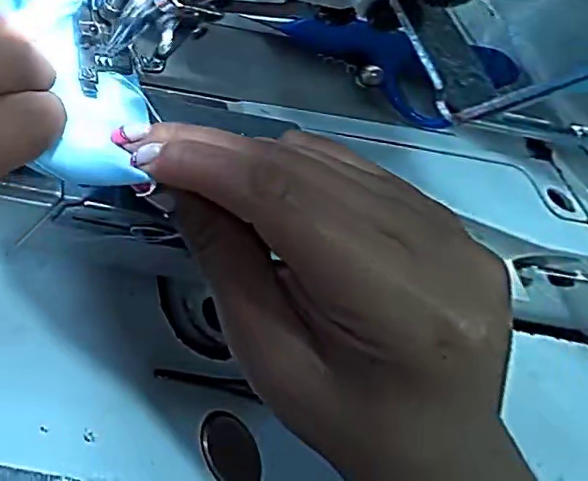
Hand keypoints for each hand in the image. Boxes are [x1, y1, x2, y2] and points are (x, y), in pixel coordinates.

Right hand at [125, 124, 530, 480]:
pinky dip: (280, 160)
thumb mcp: (269, 355)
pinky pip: (338, 161)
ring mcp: (442, 222)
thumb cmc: (350, 418)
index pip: (287, 200)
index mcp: (403, 304)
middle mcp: (434, 248)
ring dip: (242, 152)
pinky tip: (250, 178)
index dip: (208, 164)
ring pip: (314, 153)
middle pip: (299, 166)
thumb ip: (223, 258)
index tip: (146, 151)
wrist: (438, 443)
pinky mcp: (433, 209)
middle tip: (150, 144)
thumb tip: (176, 182)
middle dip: (213, 149)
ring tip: (191, 164)